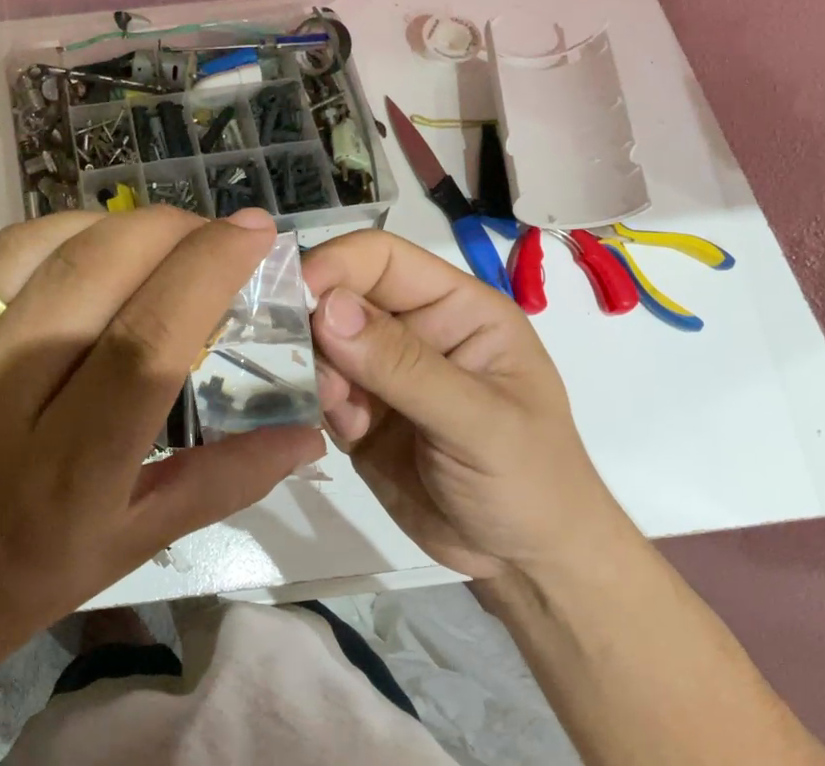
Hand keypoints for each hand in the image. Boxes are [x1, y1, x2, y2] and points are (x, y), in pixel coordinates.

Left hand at [0, 208, 323, 731]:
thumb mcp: (131, 544)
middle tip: (209, 225)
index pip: (145, 343)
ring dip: (102, 224)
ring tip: (148, 231)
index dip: (205, 273)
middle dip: (163, 230)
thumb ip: (221, 482)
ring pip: (28, 252)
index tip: (253, 232)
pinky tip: (76, 254)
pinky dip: (44, 245)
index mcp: (66, 472)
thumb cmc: (25, 584)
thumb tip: (306, 435)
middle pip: (89, 277)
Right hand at [303, 229, 633, 580]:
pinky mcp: (356, 413)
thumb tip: (327, 307)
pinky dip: (314, 405)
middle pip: (338, 296)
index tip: (294, 297)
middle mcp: (413, 330)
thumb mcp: (478, 422)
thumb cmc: (530, 483)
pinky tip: (345, 434)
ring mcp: (380, 374)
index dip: (335, 266)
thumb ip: (404, 366)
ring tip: (339, 413)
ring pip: (319, 344)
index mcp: (456, 310)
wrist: (525, 565)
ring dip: (315, 372)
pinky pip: (316, 390)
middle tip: (305, 368)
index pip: (381, 259)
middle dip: (313, 326)